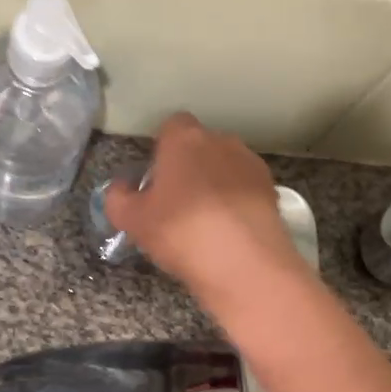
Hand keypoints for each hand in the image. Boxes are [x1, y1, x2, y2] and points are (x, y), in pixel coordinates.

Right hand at [103, 112, 309, 303]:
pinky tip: (231, 233)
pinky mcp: (272, 190)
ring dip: (216, 186)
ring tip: (207, 224)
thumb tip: (120, 188)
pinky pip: (246, 190)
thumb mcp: (133, 222)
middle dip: (190, 169)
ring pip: (225, 168)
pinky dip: (237, 203)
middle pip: (200, 147)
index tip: (156, 183)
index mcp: (183, 139)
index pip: (170, 127)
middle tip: (177, 207)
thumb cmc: (181, 233)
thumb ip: (118, 199)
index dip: (161, 152)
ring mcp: (250, 163)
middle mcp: (220, 141)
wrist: (244, 263)